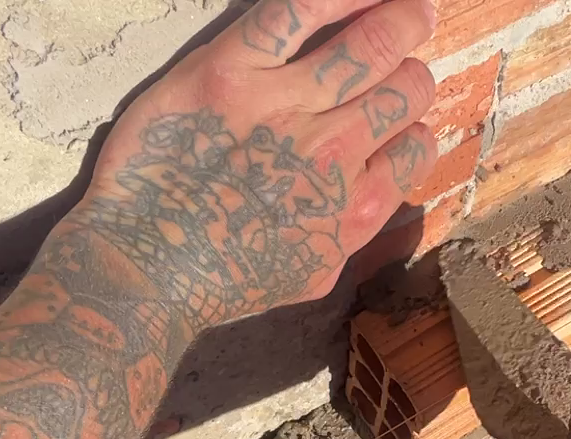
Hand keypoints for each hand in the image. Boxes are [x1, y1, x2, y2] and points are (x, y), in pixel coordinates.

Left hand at [77, 0, 439, 323]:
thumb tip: (374, 193)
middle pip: (405, 91)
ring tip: (414, 7)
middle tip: (412, 56)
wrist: (153, 264)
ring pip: (369, 45)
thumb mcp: (313, 274)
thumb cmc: (230, 279)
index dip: (416, 129)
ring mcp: (286, 105)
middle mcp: (336, 151)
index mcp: (358, 207)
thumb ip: (352, 230)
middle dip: (415, 73)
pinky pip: (298, 11)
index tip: (404, 123)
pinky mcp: (232, 69)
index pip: (416, 147)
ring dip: (402, 19)